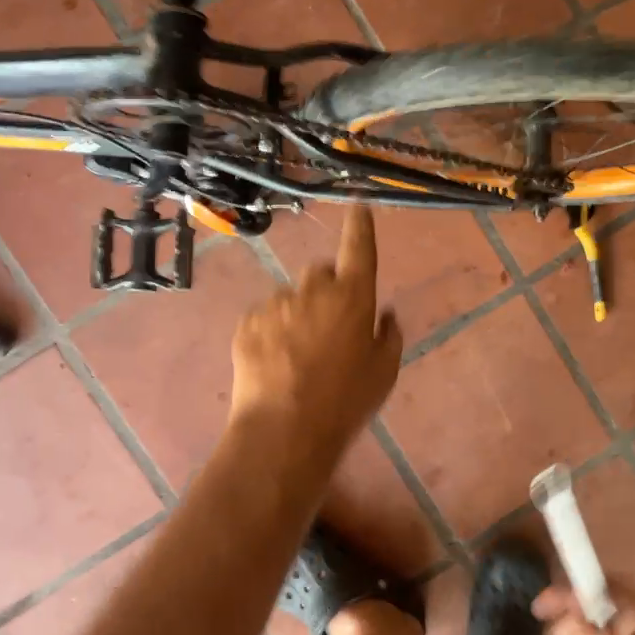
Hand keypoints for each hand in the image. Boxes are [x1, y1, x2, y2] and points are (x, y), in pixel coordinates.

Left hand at [229, 205, 403, 452]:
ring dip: (299, 313)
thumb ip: (388, 335)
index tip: (359, 206)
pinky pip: (265, 317)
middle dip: (328, 288)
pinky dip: (273, 330)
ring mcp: (276, 304)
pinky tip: (277, 362)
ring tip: (300, 354)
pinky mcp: (247, 323)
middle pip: (322, 272)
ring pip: (292, 297)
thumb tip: (385, 313)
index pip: (359, 248)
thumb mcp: (384, 371)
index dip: (360, 225)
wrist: (284, 429)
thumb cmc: (346, 401)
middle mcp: (314, 290)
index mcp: (353, 296)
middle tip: (332, 325)